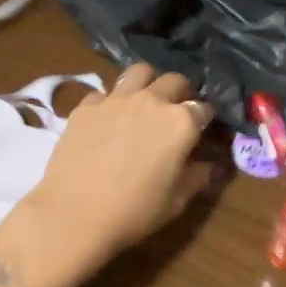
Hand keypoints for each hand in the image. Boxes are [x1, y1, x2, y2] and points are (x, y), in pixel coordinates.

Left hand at [25, 63, 213, 257]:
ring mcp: (116, 99)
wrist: (75, 214)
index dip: (206, 120)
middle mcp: (152, 101)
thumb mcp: (177, 200)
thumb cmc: (135, 211)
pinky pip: (104, 92)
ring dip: (148, 83)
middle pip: (175, 80)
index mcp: (181, 123)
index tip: (202, 132)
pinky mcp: (86, 106)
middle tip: (175, 114)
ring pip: (139, 72)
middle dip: (181, 93)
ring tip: (143, 103)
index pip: (204, 108)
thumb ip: (198, 176)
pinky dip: (111, 101)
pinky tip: (108, 119)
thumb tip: (210, 165)